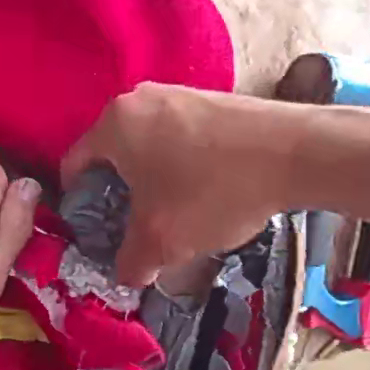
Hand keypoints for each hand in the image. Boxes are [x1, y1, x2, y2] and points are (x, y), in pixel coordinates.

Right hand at [61, 83, 292, 285]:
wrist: (295, 153)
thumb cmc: (211, 191)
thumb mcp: (161, 240)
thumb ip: (131, 263)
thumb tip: (126, 276)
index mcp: (113, 124)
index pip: (74, 167)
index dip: (79, 207)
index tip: (98, 234)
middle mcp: (138, 99)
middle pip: (110, 157)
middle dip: (118, 195)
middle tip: (135, 228)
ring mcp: (176, 94)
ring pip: (145, 148)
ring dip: (150, 182)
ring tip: (172, 213)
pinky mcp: (209, 99)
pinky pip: (176, 138)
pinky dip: (178, 166)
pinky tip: (202, 191)